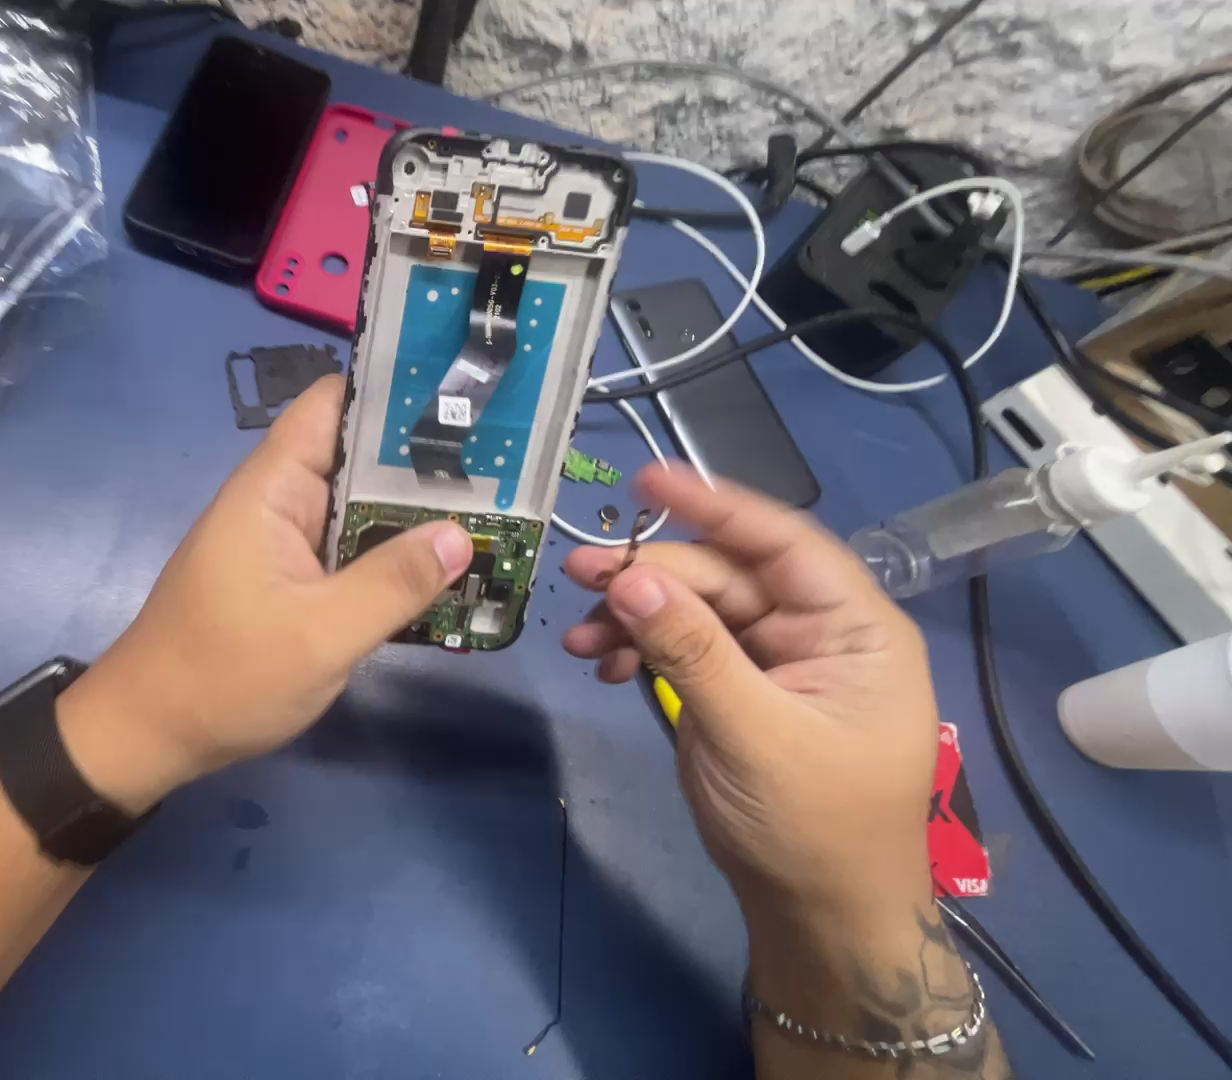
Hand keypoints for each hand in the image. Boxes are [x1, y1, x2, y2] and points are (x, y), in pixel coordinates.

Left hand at [59, 376, 473, 811]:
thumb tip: (462, 534)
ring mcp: (286, 545)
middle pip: (356, 456)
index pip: (330, 405)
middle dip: (423, 456)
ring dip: (414, 510)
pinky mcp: (293, 582)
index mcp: (272, 489)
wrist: (153, 733)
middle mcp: (280, 503)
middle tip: (509, 461)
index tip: (463, 393)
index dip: (391, 389)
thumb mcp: (319, 635)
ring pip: (358, 508)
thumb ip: (392, 584)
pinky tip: (447, 566)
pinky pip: (350, 552)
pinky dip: (392, 554)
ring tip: (500, 506)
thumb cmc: (224, 678)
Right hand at [560, 464, 938, 932]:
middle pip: (717, 576)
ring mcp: (764, 658)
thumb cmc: (810, 825)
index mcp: (851, 629)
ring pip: (686, 609)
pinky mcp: (727, 685)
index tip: (647, 481)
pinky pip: (673, 645)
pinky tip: (602, 666)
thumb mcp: (752, 733)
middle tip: (577, 576)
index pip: (782, 543)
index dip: (715, 505)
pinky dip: (633, 648)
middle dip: (648, 576)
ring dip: (629, 615)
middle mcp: (809, 630)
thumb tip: (628, 578)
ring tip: (578, 638)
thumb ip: (691, 651)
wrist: (811, 910)